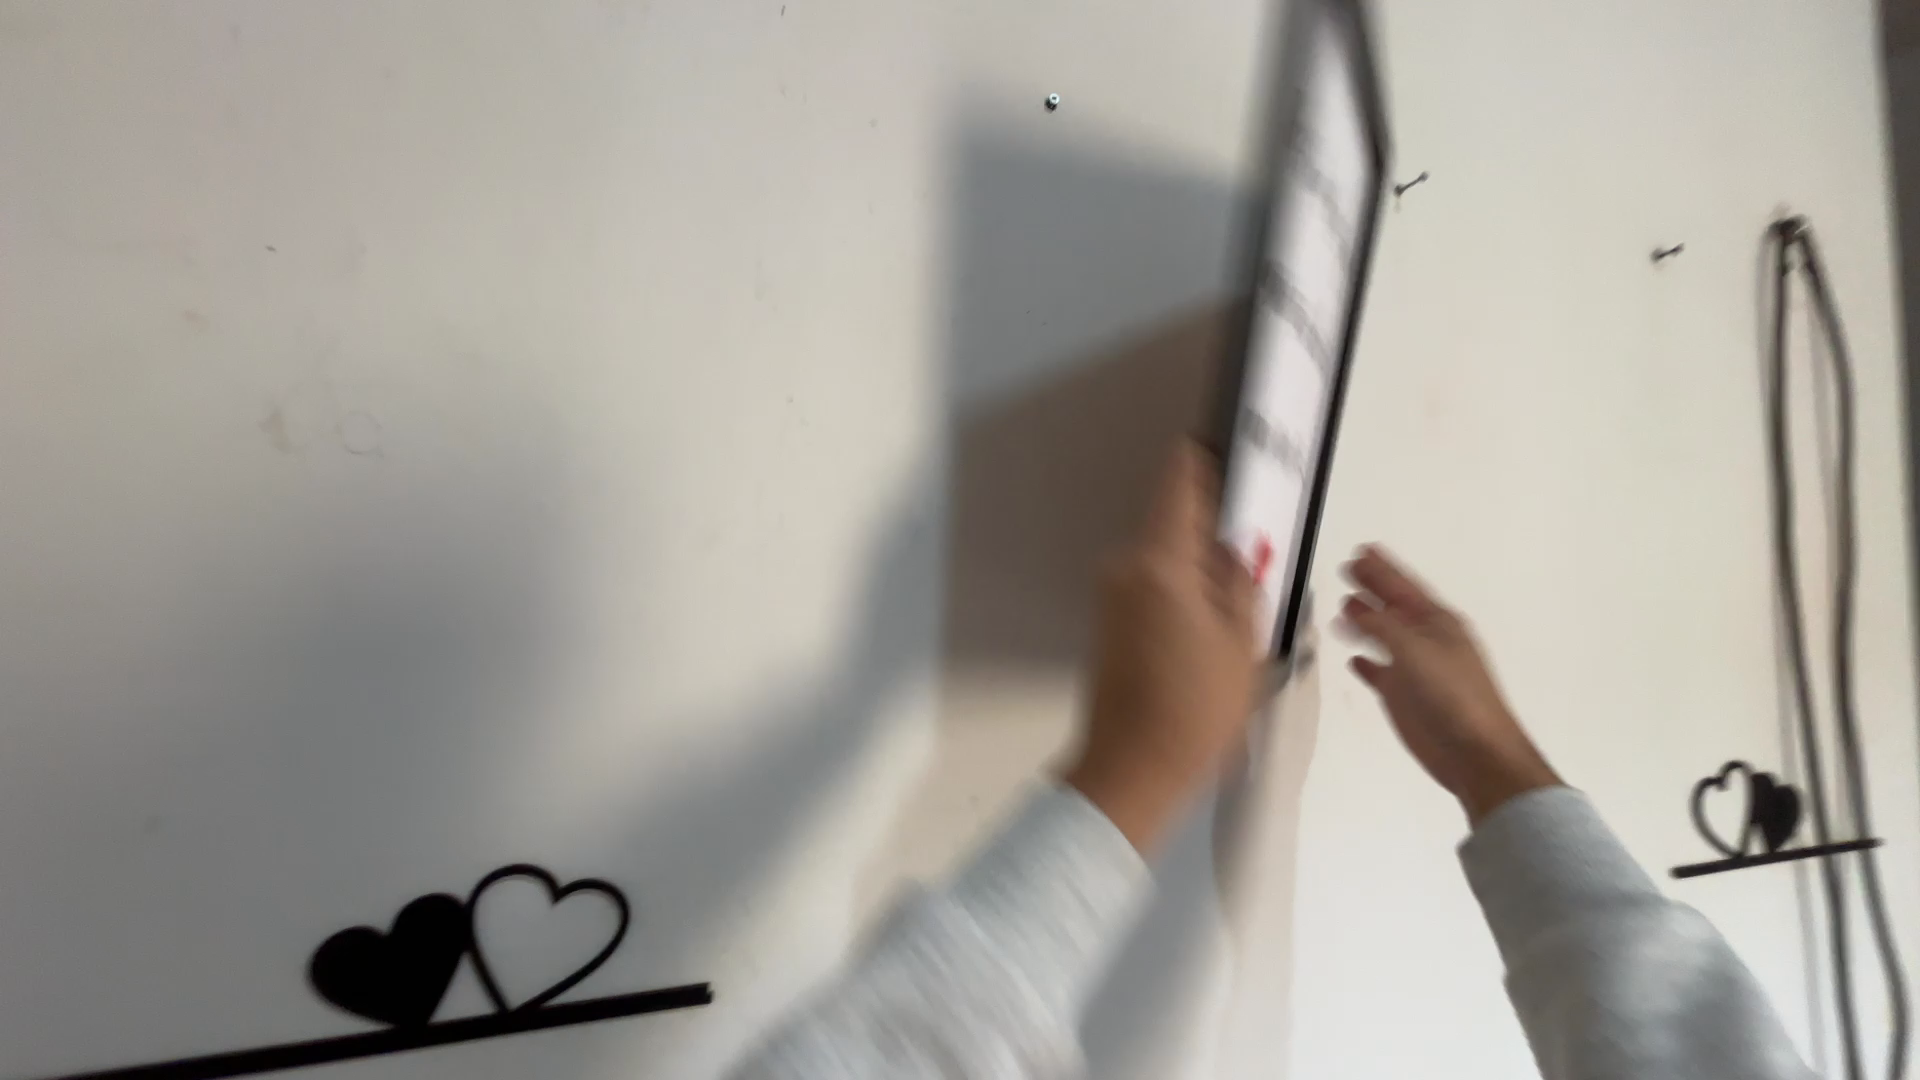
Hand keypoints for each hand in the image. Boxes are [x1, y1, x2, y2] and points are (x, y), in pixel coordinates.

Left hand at [1062, 443, 1259, 853]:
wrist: (1131, 764)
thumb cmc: (1196, 708)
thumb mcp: (1242, 641)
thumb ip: (1239, 578)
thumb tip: (1234, 544)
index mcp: (1159, 563)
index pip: (1177, 484)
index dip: (1199, 461)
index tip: (1221, 447)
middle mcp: (1125, 567)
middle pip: (1174, 524)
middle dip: (1212, 533)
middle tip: (1253, 556)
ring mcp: (1111, 592)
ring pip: (1165, 557)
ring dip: (1198, 565)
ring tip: (1235, 605)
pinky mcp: (1109, 617)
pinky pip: (1151, 583)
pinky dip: (1180, 588)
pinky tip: (1207, 626)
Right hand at [1339, 545, 1560, 824]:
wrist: (1475, 752)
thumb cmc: (1450, 694)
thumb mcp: (1414, 650)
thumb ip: (1380, 625)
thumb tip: (1352, 604)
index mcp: (1436, 624)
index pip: (1403, 587)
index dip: (1382, 569)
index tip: (1362, 550)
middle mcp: (1424, 640)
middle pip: (1392, 607)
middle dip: (1372, 588)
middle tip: (1349, 568)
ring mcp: (1413, 668)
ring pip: (1382, 636)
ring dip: (1363, 621)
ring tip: (1343, 607)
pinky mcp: (1402, 695)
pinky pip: (1378, 671)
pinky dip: (1366, 663)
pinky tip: (1354, 659)